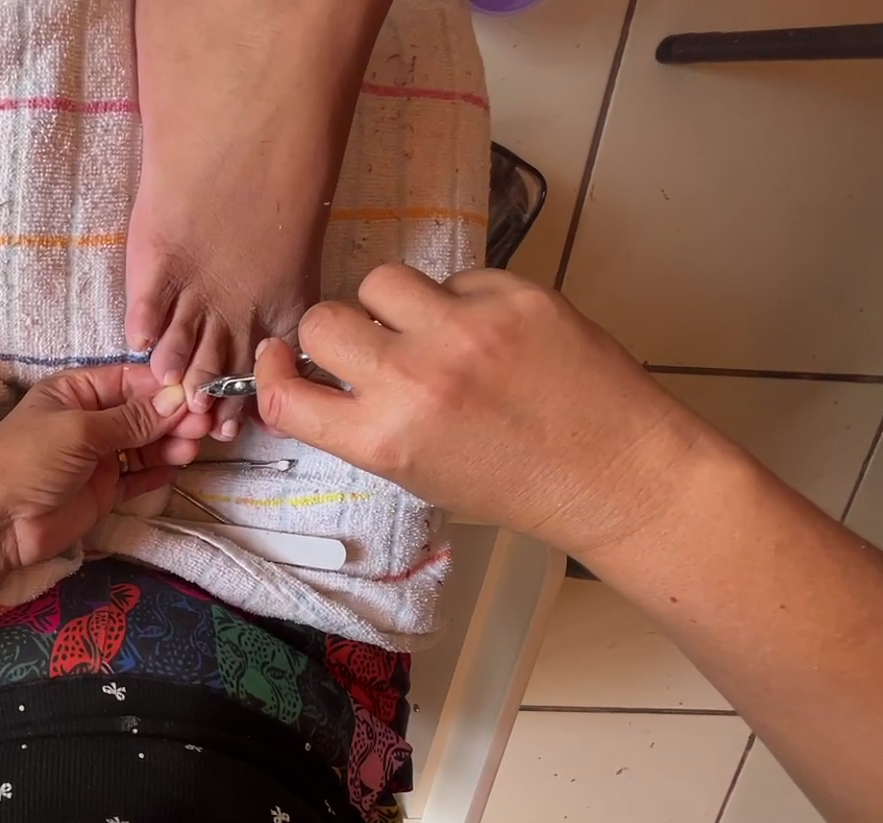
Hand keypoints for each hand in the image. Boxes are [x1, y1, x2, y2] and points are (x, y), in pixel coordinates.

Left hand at [0, 366, 210, 571]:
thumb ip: (131, 419)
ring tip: (191, 449)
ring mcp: (96, 458)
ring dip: (169, 444)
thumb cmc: (28, 461)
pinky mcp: (102, 492)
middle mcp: (88, 421)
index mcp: (75, 392)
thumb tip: (179, 400)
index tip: (198, 393)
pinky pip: (137, 477)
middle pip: (141, 412)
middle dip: (173, 416)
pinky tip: (176, 467)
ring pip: (143, 445)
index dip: (164, 387)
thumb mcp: (79, 430)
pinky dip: (157, 472)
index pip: (129, 381)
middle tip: (204, 425)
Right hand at [254, 265, 719, 555]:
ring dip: (387, 305)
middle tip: (360, 347)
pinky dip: (456, 301)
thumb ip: (351, 421)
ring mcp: (464, 331)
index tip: (278, 361)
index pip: (283, 395)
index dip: (269, 372)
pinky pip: (451, 278)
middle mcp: (413, 380)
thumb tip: (309, 372)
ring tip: (422, 329)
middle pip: (321, 321)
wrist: (613, 473)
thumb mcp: (404, 469)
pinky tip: (484, 331)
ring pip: (379, 281)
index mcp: (381, 439)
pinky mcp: (514, 296)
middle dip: (328, 334)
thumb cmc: (501, 483)